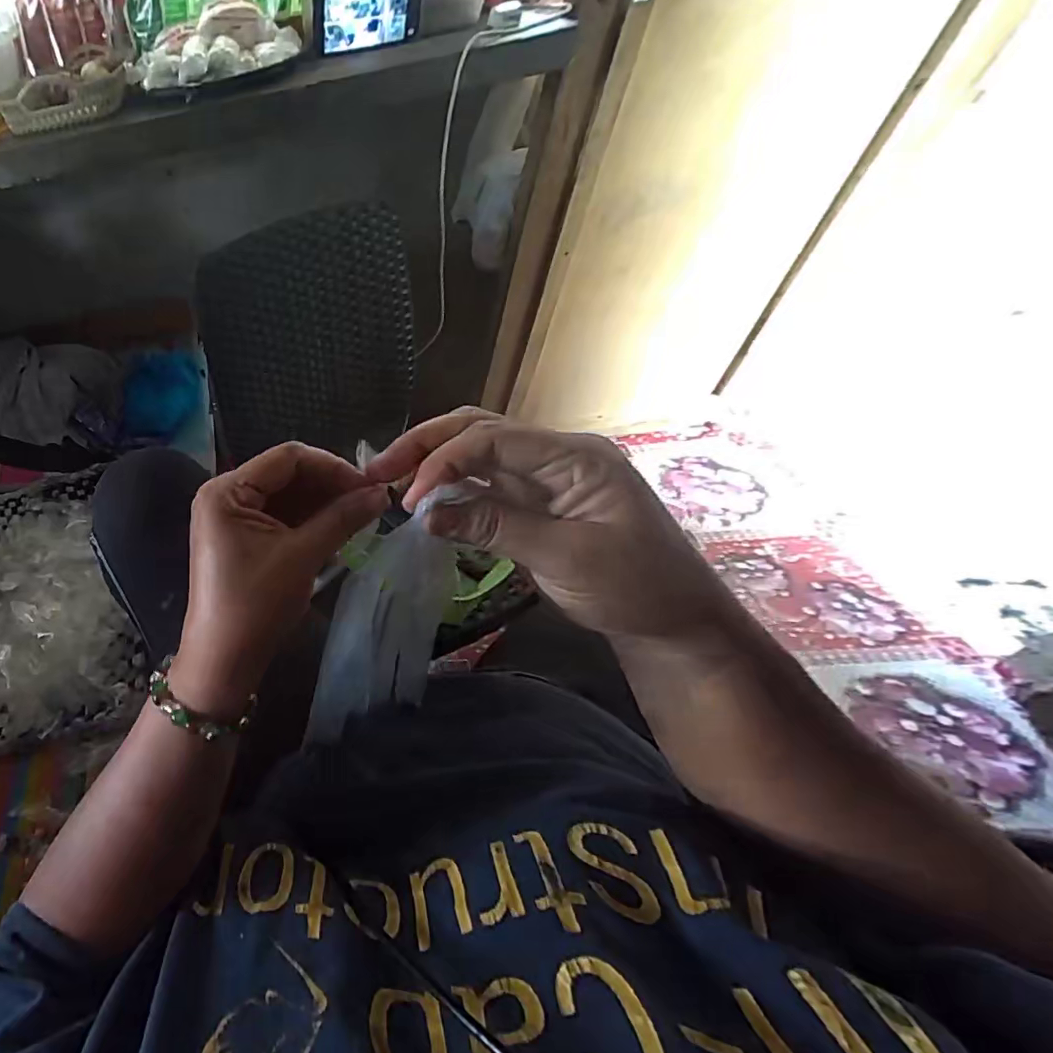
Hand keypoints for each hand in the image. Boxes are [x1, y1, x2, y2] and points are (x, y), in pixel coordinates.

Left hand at [168, 442, 387, 716]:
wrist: (223, 657)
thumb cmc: (256, 603)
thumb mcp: (302, 555)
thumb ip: (342, 517)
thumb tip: (382, 493)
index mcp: (225, 491)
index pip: (286, 458)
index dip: (332, 466)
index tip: (370, 485)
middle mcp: (222, 495)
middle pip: (285, 475)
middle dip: (328, 485)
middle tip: (371, 501)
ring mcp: (229, 517)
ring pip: (285, 496)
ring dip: (321, 503)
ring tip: (360, 516)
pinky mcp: (239, 538)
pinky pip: (278, 517)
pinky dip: (307, 520)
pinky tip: (338, 529)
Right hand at [364, 407, 734, 645]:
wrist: (676, 622)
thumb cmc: (635, 587)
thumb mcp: (566, 557)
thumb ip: (495, 527)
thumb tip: (426, 515)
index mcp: (573, 457)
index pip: (491, 439)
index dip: (441, 461)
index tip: (407, 500)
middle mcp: (555, 455)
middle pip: (477, 430)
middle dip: (424, 446)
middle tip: (377, 471)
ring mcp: (544, 478)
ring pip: (475, 453)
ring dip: (431, 463)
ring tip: (389, 481)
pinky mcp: (533, 502)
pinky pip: (481, 484)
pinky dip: (448, 489)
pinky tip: (423, 502)